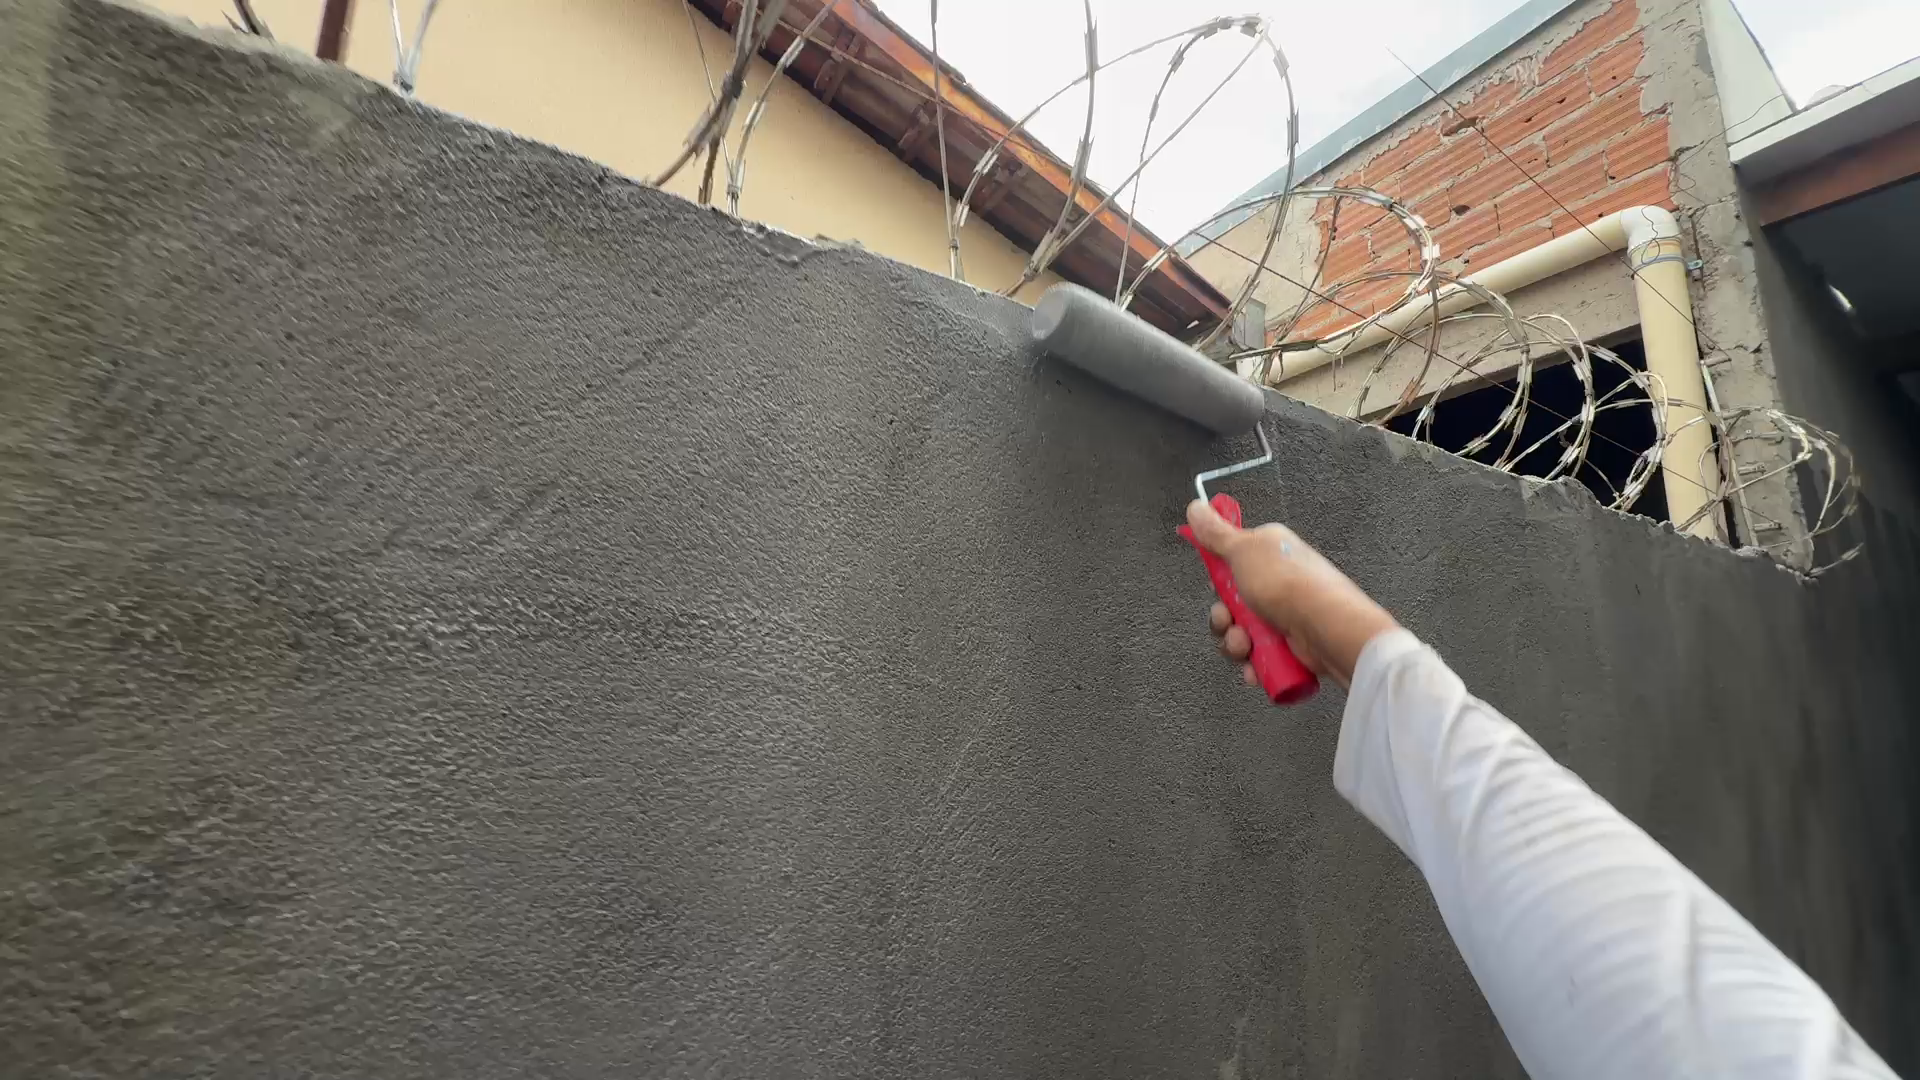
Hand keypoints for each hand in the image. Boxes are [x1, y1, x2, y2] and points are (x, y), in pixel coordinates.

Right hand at [1186, 499, 1398, 689]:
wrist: (1327, 630)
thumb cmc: (1287, 584)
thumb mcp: (1243, 549)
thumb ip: (1215, 532)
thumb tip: (1196, 506)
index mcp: (1267, 552)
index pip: (1229, 563)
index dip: (1217, 578)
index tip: (1216, 584)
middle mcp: (1275, 582)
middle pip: (1229, 603)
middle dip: (1222, 618)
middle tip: (1229, 620)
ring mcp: (1283, 615)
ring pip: (1238, 632)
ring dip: (1235, 643)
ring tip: (1247, 646)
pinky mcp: (1289, 645)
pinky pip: (1257, 655)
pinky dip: (1253, 663)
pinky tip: (1255, 664)